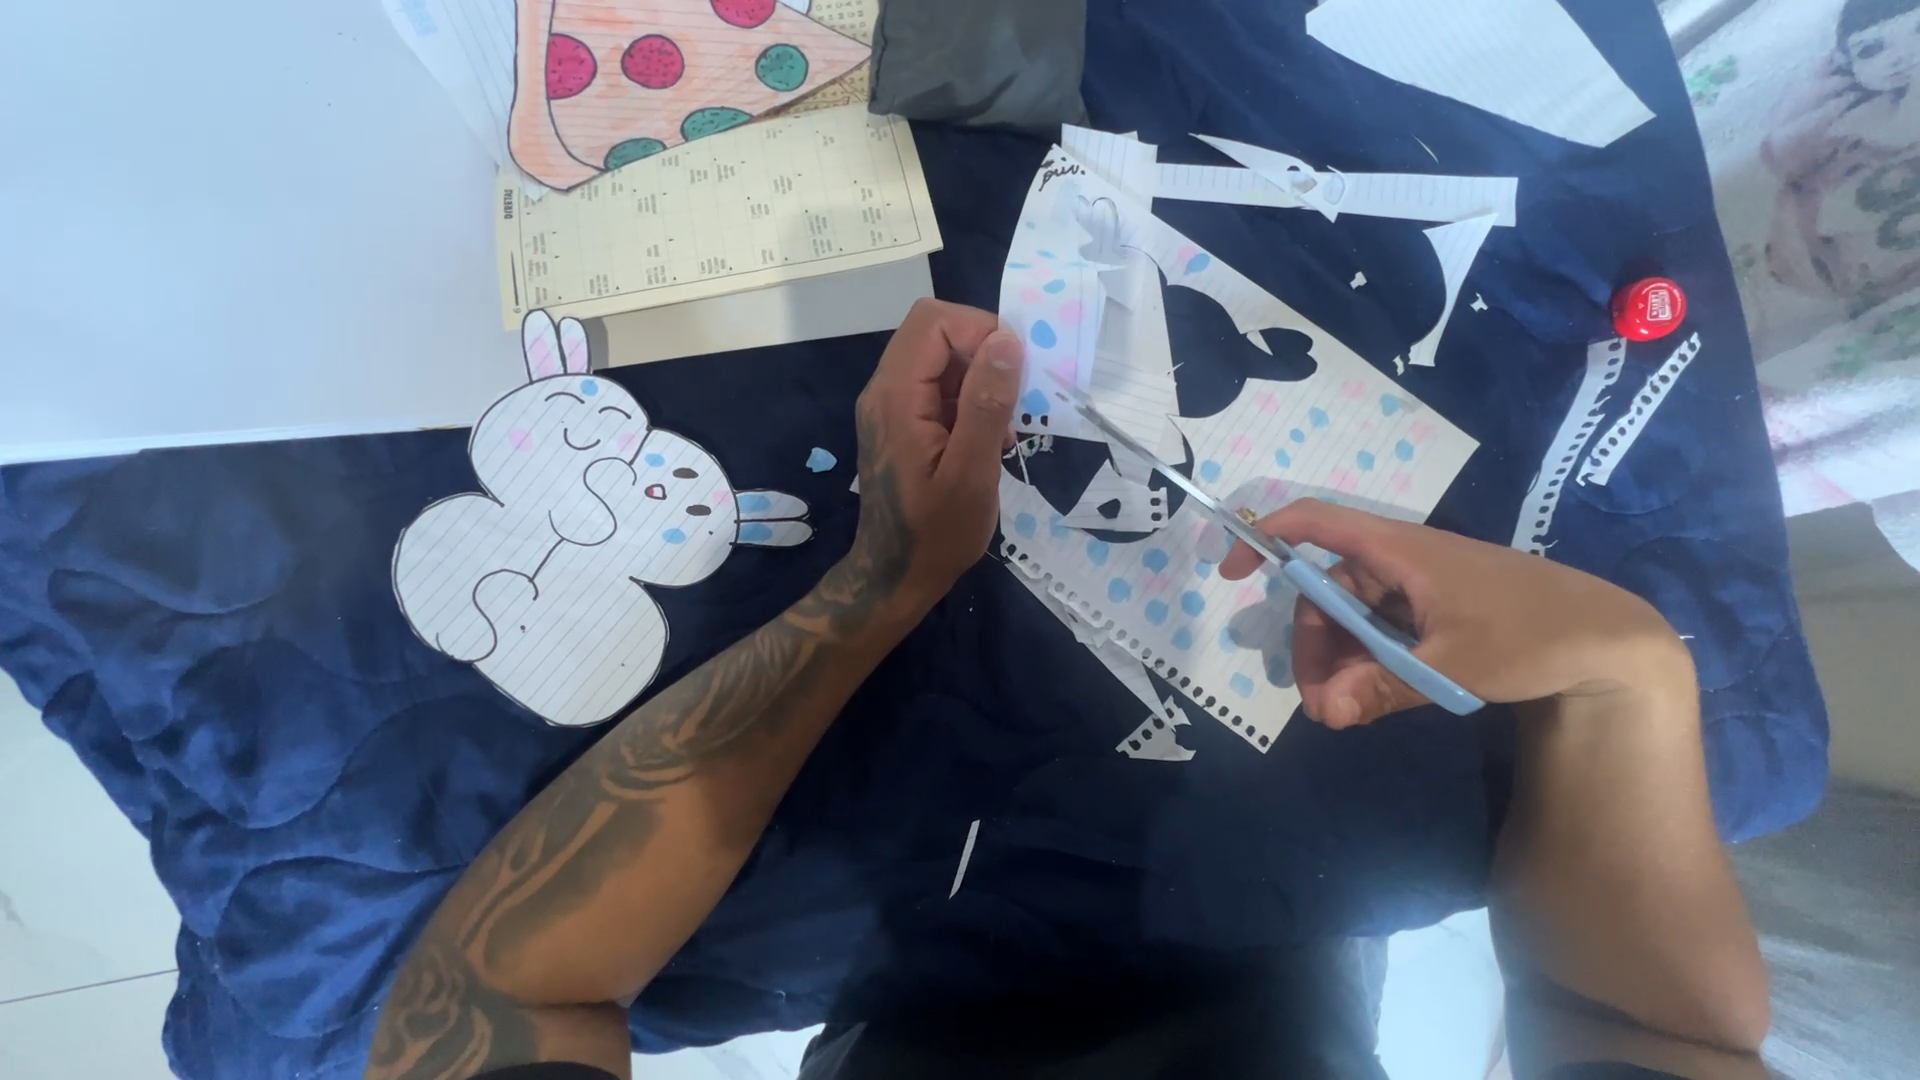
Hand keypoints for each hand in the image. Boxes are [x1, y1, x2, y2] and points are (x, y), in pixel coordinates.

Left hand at [846, 299, 1022, 616]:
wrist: (897, 577)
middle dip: (984, 354)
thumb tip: (1007, 341)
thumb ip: (987, 405)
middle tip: (1016, 396)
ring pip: (939, 361)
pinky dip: (969, 402)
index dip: (980, 332)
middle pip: (935, 334)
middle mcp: (884, 392)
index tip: (1016, 373)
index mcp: (895, 397)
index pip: (935, 322)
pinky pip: (937, 390)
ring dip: (980, 380)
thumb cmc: (936, 535)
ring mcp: (890, 408)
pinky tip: (990, 439)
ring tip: (1006, 426)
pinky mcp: (902, 425)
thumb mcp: (971, 473)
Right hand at [1220, 499, 1688, 727]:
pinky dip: (1366, 663)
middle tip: (1320, 706)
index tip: (1232, 573)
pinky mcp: (1432, 612)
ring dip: (1339, 663)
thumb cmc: (1535, 636)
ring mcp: (1414, 588)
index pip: (1314, 523)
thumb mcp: (1455, 667)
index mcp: (1398, 551)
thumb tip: (1324, 713)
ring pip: (1351, 619)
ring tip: (1344, 714)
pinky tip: (1371, 698)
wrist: (1617, 641)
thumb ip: (1381, 687)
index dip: (1264, 537)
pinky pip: (1378, 631)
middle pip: (1327, 591)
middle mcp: (1397, 562)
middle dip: (1314, 648)